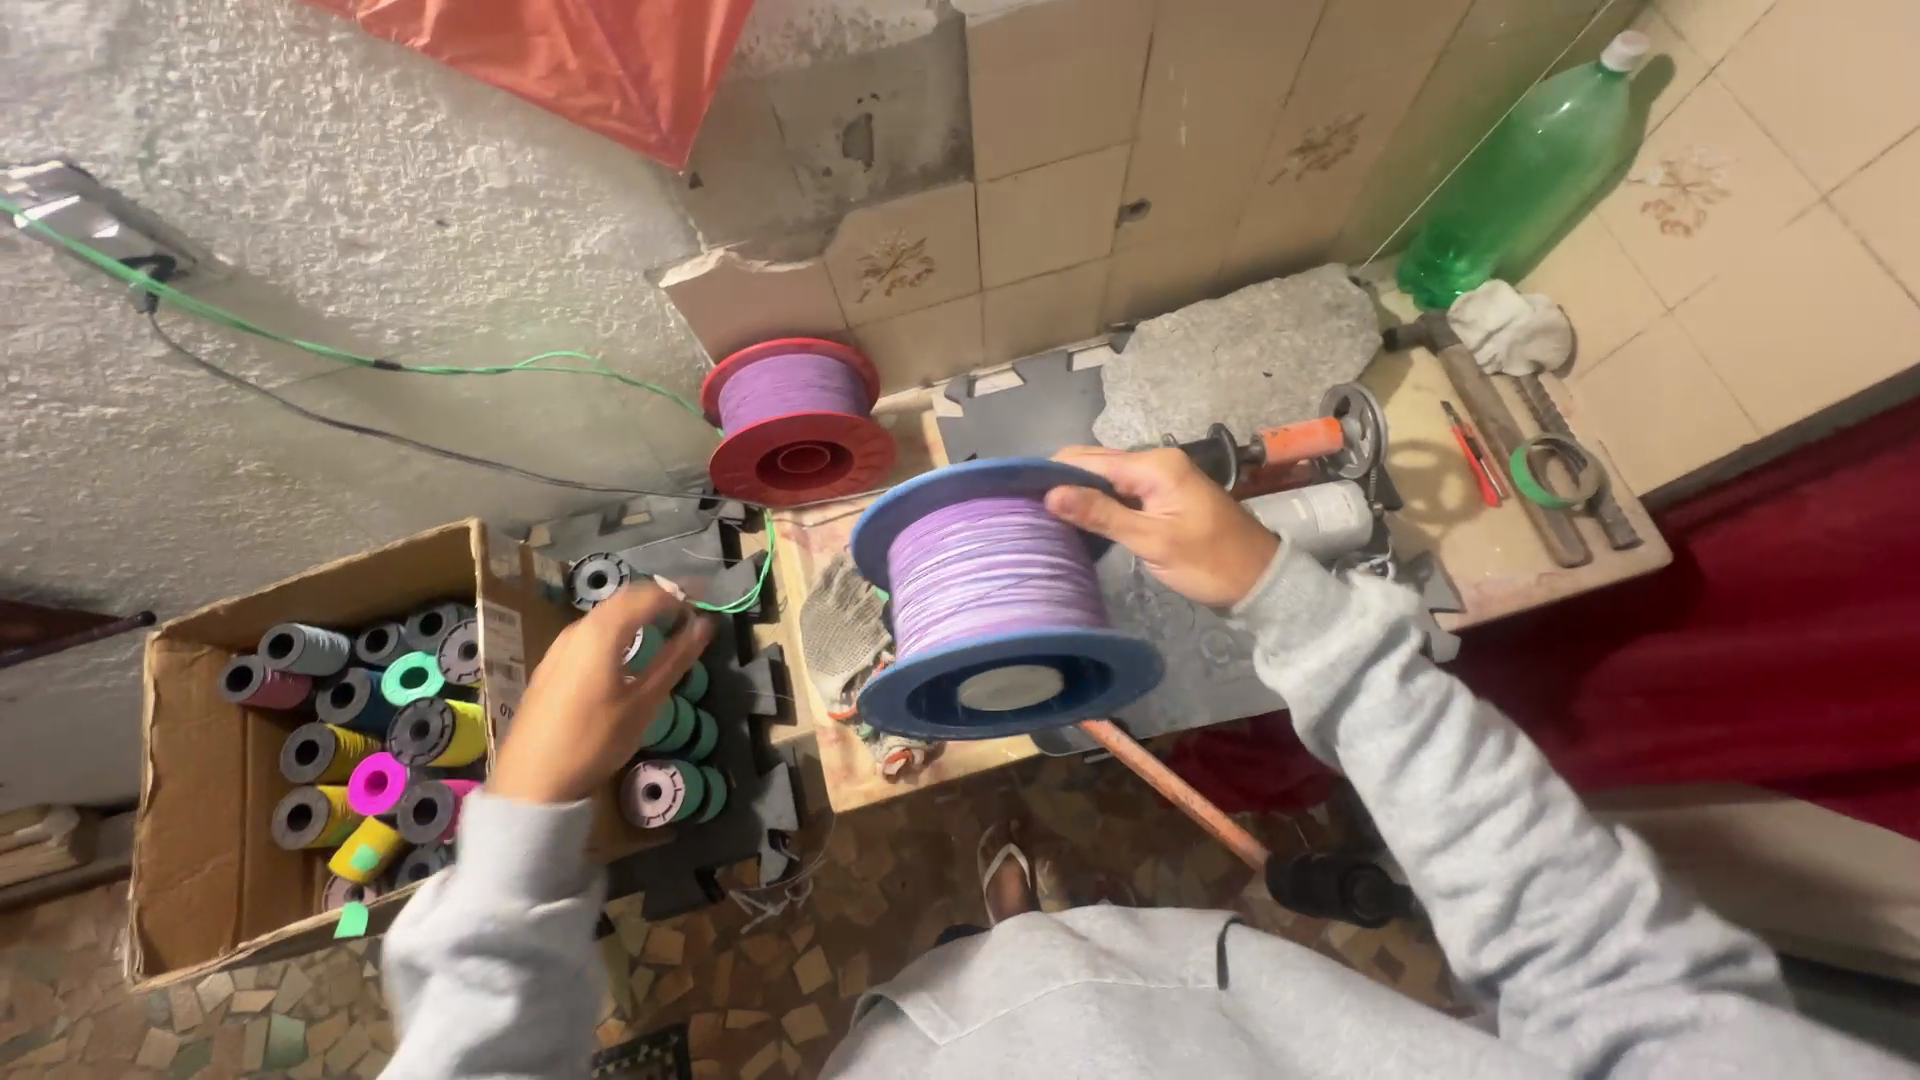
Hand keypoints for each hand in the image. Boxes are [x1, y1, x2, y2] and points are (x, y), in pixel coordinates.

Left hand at [490, 583, 713, 803]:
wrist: (532, 781)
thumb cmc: (595, 739)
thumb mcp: (644, 701)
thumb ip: (676, 658)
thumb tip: (704, 624)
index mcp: (602, 633)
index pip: (648, 595)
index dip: (680, 595)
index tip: (705, 604)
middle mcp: (578, 630)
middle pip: (624, 600)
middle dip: (659, 600)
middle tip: (689, 614)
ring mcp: (559, 647)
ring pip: (605, 616)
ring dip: (637, 615)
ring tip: (664, 631)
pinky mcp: (552, 666)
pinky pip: (590, 633)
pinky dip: (617, 631)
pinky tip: (628, 654)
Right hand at [1045, 446, 1279, 606]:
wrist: (1259, 579)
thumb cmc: (1208, 562)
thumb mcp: (1153, 541)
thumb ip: (1102, 515)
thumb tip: (1051, 495)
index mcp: (1153, 465)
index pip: (1088, 459)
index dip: (1053, 473)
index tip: (1022, 496)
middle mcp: (1154, 461)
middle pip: (1094, 463)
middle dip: (1062, 481)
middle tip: (1030, 511)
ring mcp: (1159, 477)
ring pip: (1105, 476)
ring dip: (1079, 492)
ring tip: (1047, 517)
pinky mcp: (1161, 495)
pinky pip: (1119, 490)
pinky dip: (1098, 501)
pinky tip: (1080, 521)